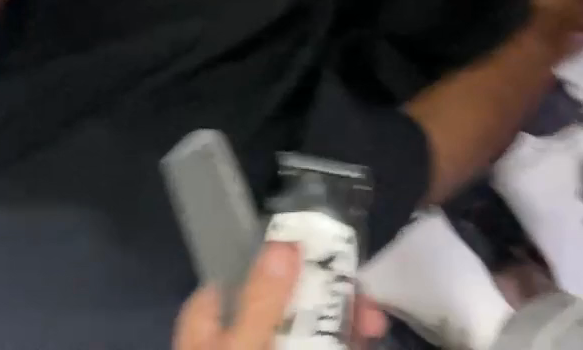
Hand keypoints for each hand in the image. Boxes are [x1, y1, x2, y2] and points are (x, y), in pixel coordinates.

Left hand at [173, 243, 387, 349]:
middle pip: (277, 310)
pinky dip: (344, 347)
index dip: (259, 264)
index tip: (305, 247)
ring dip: (341, 324)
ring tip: (373, 325)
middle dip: (321, 295)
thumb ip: (261, 301)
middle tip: (360, 296)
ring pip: (306, 338)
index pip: (220, 291)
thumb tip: (283, 243)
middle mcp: (239, 349)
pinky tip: (366, 342)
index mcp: (208, 338)